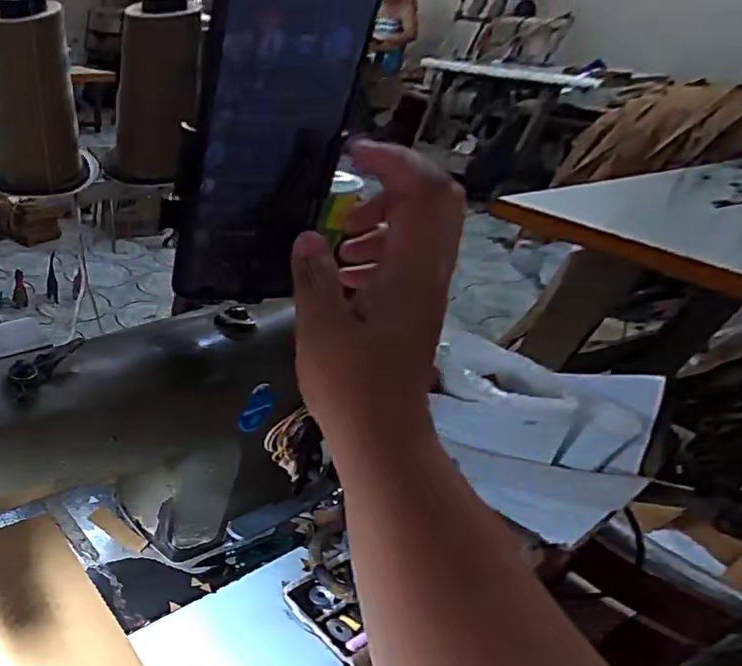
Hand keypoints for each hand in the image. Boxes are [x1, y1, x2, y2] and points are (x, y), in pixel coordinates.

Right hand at [290, 140, 466, 436]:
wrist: (382, 435)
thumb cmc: (351, 386)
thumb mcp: (321, 328)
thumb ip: (314, 276)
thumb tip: (307, 238)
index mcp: (411, 269)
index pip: (420, 189)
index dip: (390, 160)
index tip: (352, 154)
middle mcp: (430, 274)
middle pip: (433, 203)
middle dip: (393, 189)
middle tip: (349, 205)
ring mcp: (426, 296)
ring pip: (420, 235)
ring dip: (382, 225)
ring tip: (338, 246)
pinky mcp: (416, 315)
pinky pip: (408, 265)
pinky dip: (380, 256)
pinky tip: (342, 281)